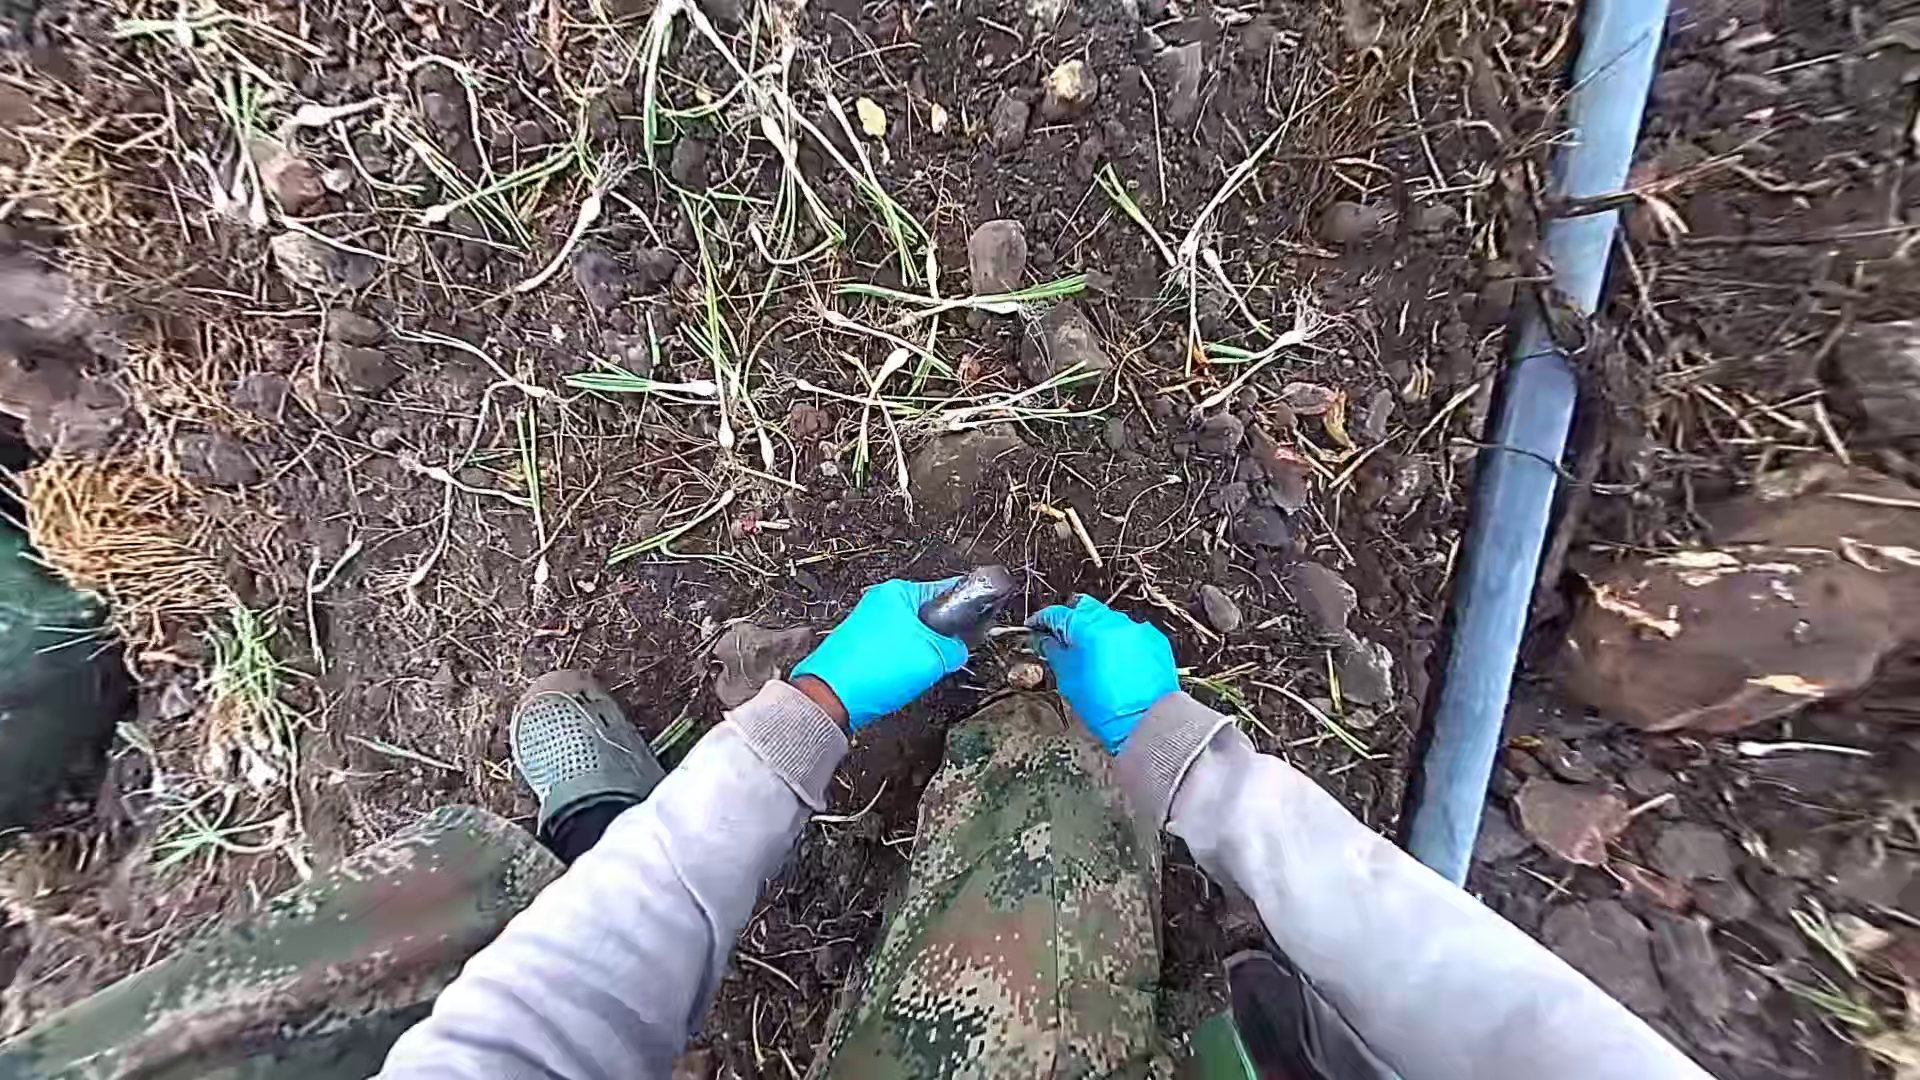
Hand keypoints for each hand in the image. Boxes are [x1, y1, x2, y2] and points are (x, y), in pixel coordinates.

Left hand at [792, 578, 969, 729]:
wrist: (831, 698)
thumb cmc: (872, 671)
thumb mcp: (934, 657)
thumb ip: (956, 648)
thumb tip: (959, 650)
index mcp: (898, 592)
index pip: (946, 588)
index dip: (966, 606)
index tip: (979, 618)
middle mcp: (881, 601)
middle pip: (929, 614)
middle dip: (940, 637)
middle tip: (943, 655)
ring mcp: (869, 621)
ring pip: (913, 634)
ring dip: (921, 652)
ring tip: (914, 669)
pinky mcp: (861, 642)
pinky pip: (895, 648)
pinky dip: (902, 661)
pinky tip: (899, 676)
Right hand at [1027, 595, 1177, 752]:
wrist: (1147, 724)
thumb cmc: (1108, 708)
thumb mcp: (1068, 680)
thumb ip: (1054, 652)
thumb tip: (1046, 640)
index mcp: (1089, 628)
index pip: (1058, 613)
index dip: (1043, 620)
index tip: (1037, 627)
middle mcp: (1115, 622)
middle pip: (1084, 609)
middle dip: (1071, 621)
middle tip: (1062, 640)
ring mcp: (1137, 630)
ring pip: (1108, 619)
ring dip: (1096, 631)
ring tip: (1091, 655)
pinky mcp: (1155, 640)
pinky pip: (1130, 632)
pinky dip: (1119, 641)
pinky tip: (1115, 661)